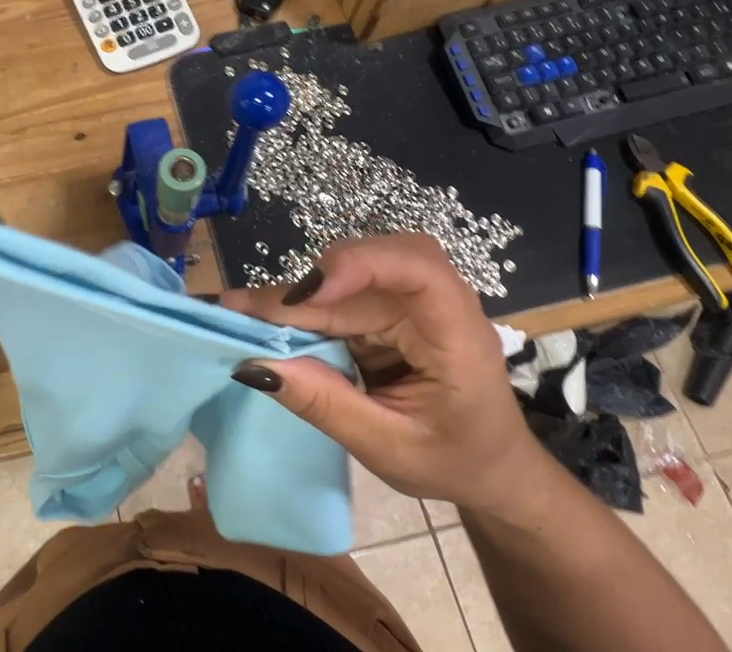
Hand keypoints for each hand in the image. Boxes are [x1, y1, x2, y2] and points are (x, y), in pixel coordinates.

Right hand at [219, 234, 548, 516]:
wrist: (494, 466)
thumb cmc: (456, 461)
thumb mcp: (390, 449)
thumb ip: (327, 406)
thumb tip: (254, 367)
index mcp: (458, 335)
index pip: (418, 267)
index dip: (359, 264)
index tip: (307, 296)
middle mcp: (436, 304)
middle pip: (367, 269)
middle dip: (302, 291)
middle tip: (237, 311)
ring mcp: (412, 304)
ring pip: (347, 279)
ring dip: (296, 298)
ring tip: (242, 315)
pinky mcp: (390, 311)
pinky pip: (341, 299)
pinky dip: (303, 311)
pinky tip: (268, 323)